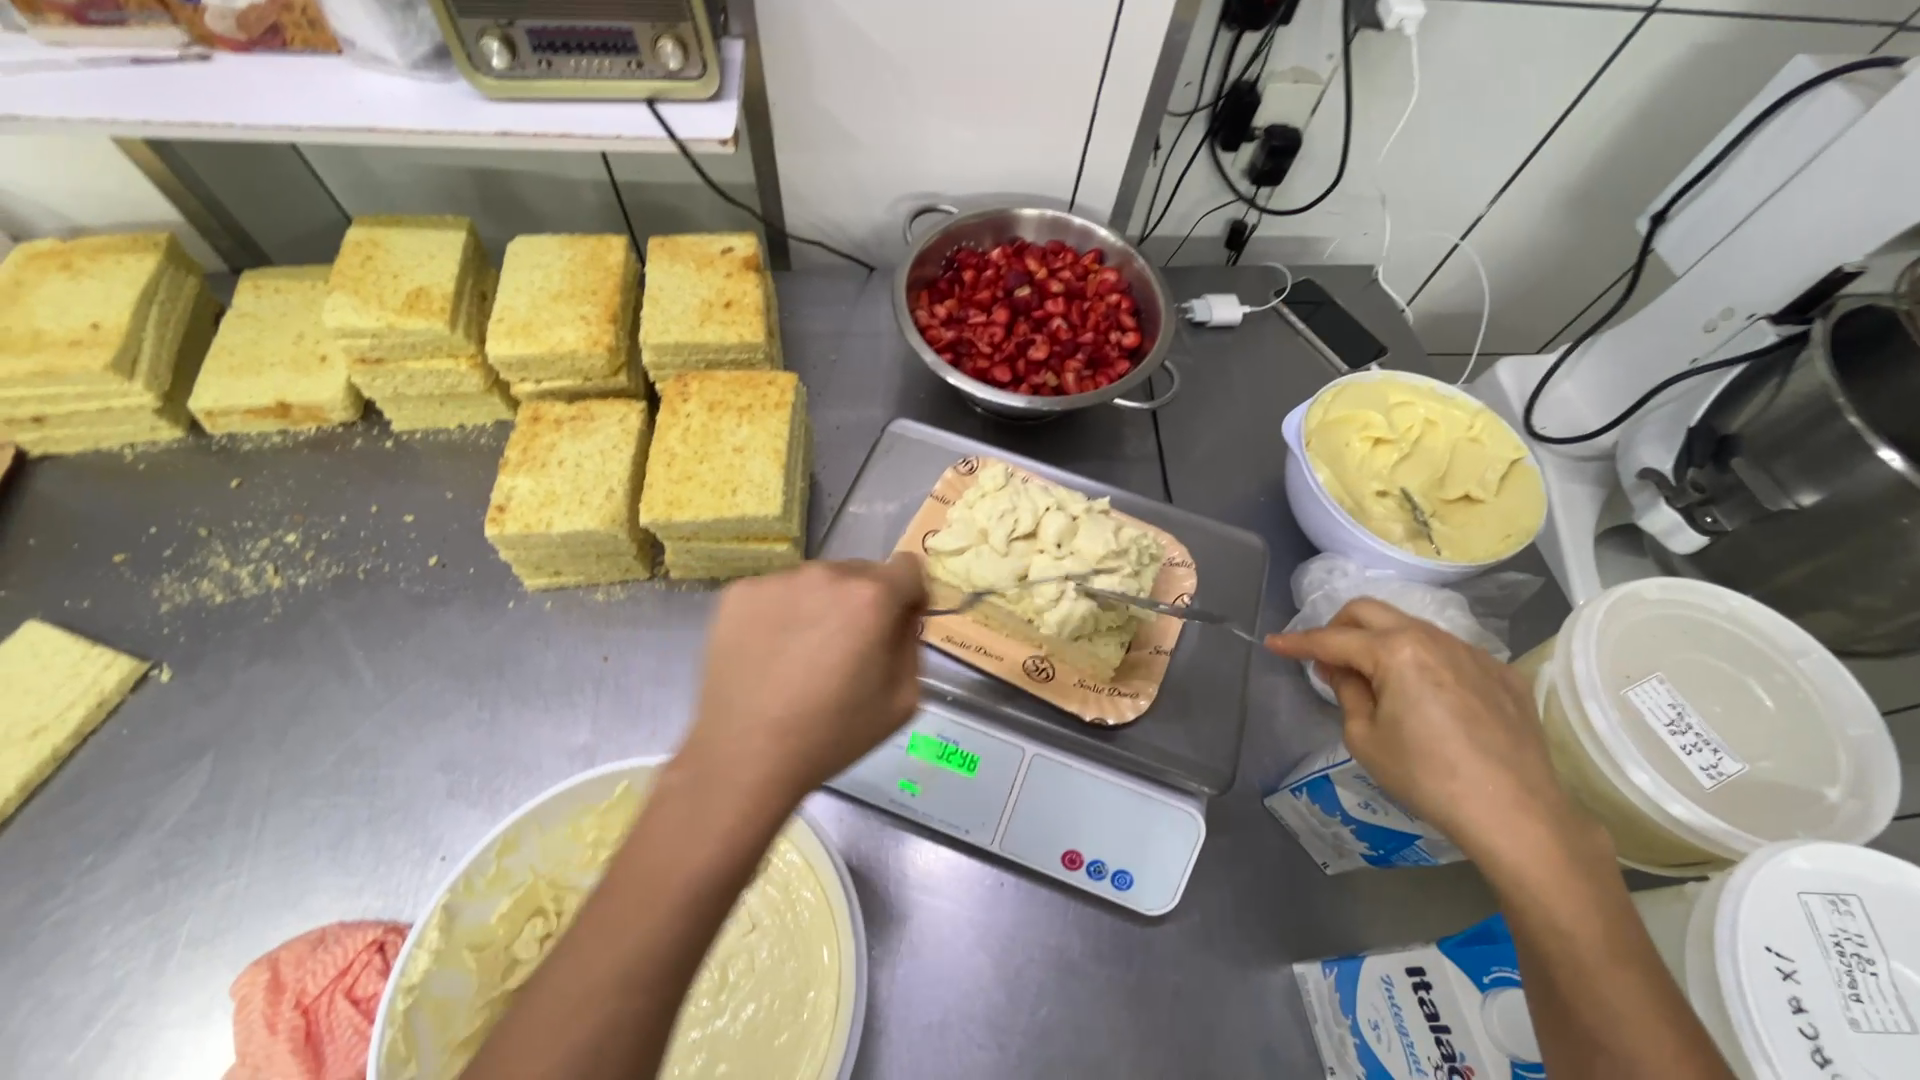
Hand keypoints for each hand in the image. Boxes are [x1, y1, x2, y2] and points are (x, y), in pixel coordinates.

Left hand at [681, 555, 928, 799]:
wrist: (745, 754)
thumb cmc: (832, 734)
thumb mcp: (902, 700)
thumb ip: (911, 645)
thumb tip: (900, 618)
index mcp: (871, 597)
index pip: (907, 567)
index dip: (909, 595)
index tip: (896, 626)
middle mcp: (825, 574)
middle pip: (860, 573)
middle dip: (864, 603)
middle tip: (845, 650)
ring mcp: (777, 580)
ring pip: (816, 583)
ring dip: (821, 607)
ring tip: (802, 656)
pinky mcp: (739, 593)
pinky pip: (777, 593)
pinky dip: (781, 614)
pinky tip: (771, 654)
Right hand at [1267, 598, 1603, 869]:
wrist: (1516, 811)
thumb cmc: (1427, 778)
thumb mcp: (1366, 739)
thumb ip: (1347, 692)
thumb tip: (1341, 669)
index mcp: (1395, 651)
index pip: (1332, 639)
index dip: (1297, 642)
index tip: (1274, 643)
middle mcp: (1434, 638)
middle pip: (1371, 612)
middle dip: (1338, 627)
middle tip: (1326, 658)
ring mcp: (1473, 652)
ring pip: (1412, 627)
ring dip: (1382, 642)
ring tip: (1376, 681)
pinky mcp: (1502, 673)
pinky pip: (1450, 653)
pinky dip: (1424, 663)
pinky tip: (1428, 701)